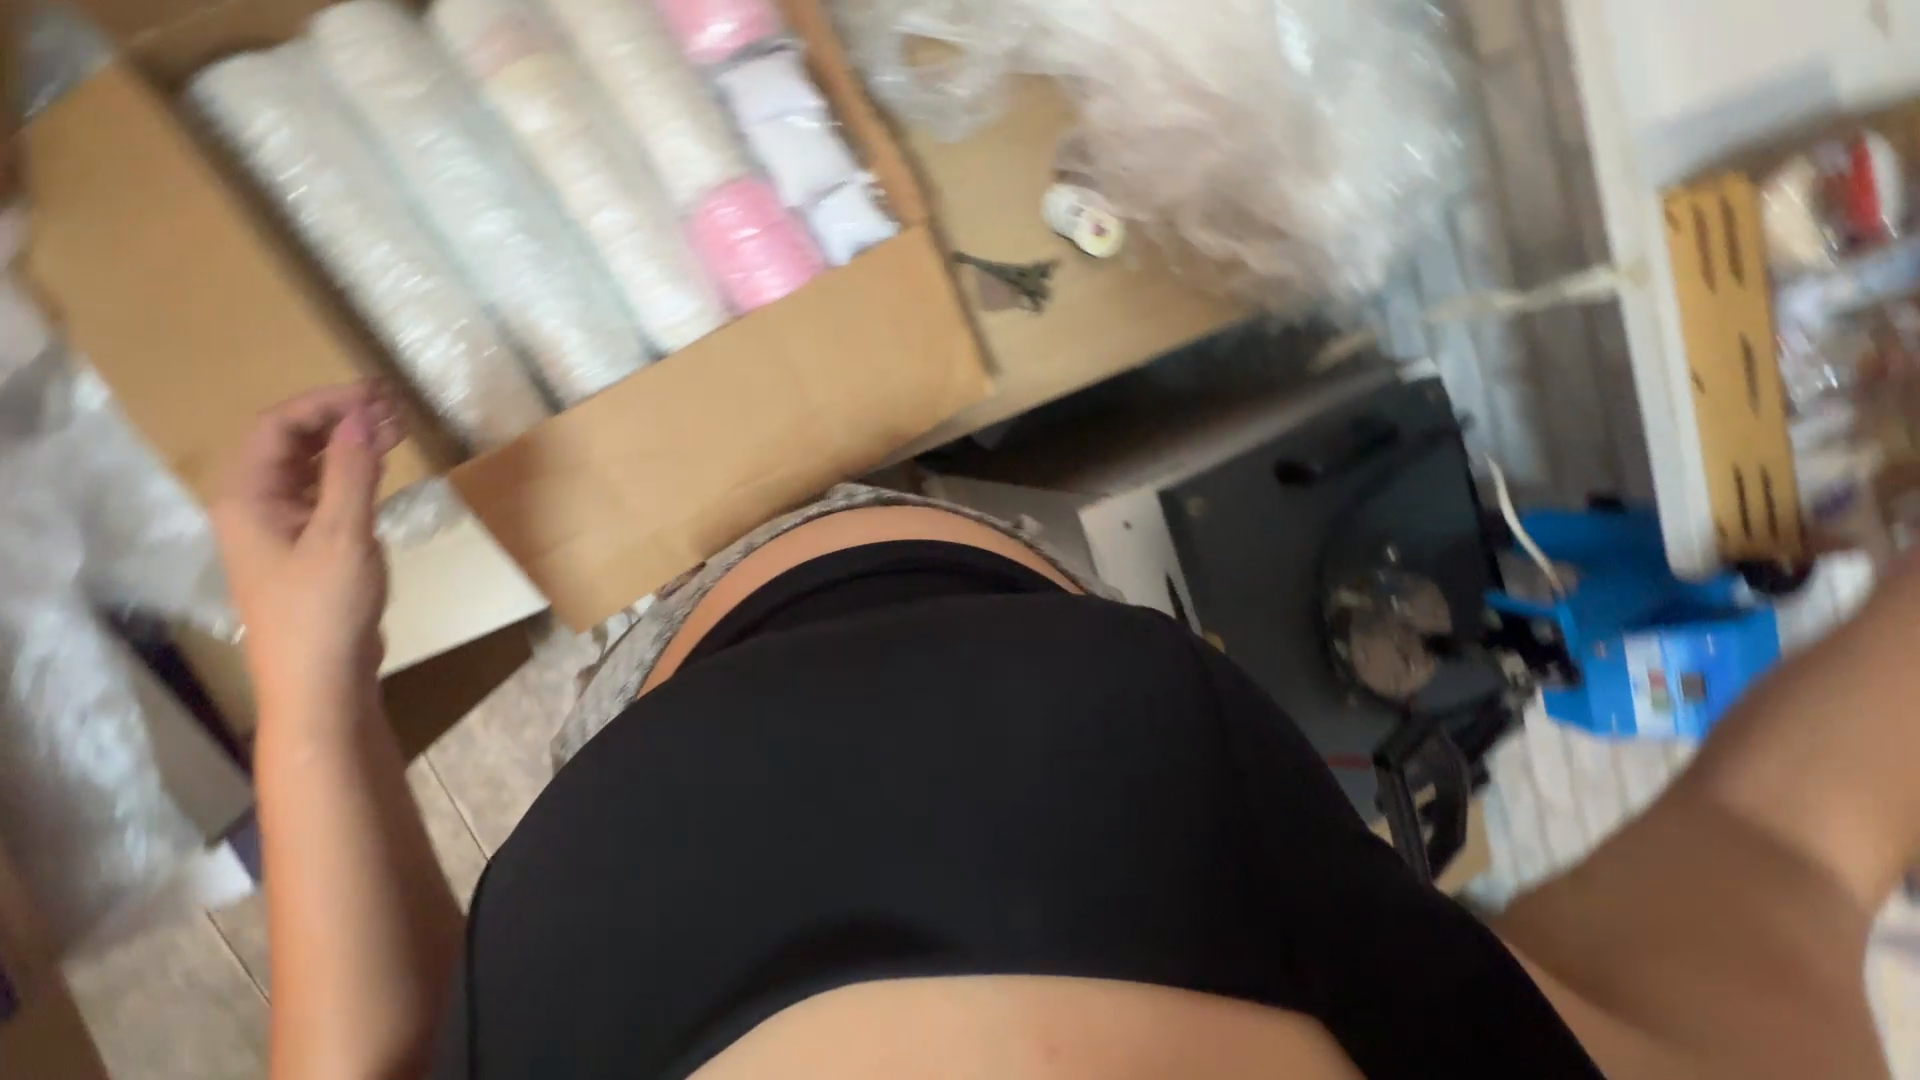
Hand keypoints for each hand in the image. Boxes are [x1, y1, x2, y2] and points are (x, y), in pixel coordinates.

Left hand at [212, 381, 403, 725]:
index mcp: (248, 497)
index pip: (279, 427)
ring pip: (310, 469)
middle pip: (291, 444)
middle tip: (394, 408)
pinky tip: (380, 471)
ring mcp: (280, 529)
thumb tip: (363, 417)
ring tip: (396, 430)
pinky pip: (324, 495)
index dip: (327, 403)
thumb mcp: (342, 535)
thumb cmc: (324, 608)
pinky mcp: (306, 549)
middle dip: (340, 419)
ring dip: (349, 445)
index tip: (378, 395)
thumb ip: (351, 473)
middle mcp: (255, 506)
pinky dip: (353, 475)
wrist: (320, 680)